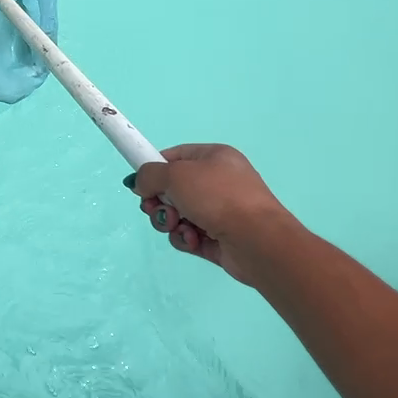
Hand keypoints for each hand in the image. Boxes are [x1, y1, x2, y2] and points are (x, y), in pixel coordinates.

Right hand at [128, 144, 301, 286]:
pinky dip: (185, 237)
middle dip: (159, 201)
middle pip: (172, 189)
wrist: (258, 241)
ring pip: (178, 214)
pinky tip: (193, 239)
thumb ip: (149, 174)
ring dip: (170, 221)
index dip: (154, 168)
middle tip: (154, 207)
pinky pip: (190, 234)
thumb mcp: (174, 174)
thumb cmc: (218, 196)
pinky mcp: (220, 238)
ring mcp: (221, 212)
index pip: (175, 157)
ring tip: (177, 226)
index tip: (141, 182)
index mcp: (214, 158)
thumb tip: (139, 183)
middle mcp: (219, 182)